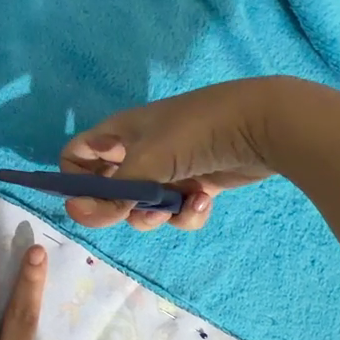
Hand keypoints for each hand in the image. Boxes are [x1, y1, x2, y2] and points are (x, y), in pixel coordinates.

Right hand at [59, 77, 304, 231]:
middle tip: (137, 211)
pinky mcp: (197, 183)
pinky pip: (177, 209)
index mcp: (118, 135)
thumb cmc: (195, 133)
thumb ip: (111, 195)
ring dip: (156, 215)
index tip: (91, 202)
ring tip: (179, 207)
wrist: (265, 124)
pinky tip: (204, 203)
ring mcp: (168, 168)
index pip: (76, 157)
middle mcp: (137, 151)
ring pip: (143, 206)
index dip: (75, 181)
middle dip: (121, 207)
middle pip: (108, 189)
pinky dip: (186, 213)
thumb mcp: (146, 163)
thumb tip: (74, 214)